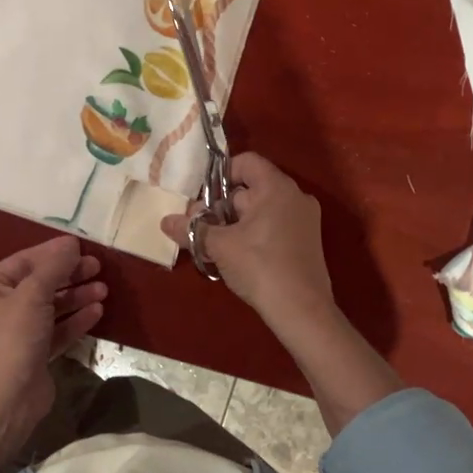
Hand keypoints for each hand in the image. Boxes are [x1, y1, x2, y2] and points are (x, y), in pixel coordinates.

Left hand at [0, 235, 106, 434]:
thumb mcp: (34, 293)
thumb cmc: (15, 336)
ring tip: (104, 290)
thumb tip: (71, 243)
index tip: (81, 247)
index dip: (53, 253)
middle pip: (40, 284)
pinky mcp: (35, 353)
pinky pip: (58, 329)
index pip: (24, 261)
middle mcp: (1, 308)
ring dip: (77, 297)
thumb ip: (54, 266)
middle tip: (97, 267)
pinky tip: (97, 311)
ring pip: (52, 307)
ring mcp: (18, 332)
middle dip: (69, 275)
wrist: (11, 394)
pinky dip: (76, 320)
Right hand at [161, 153, 331, 332]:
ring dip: (235, 224)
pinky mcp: (306, 242)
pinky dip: (254, 235)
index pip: (246, 162)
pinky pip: (274, 226)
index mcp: (277, 187)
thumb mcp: (219, 246)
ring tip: (215, 247)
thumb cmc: (260, 267)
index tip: (202, 198)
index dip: (220, 174)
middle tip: (202, 228)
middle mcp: (295, 196)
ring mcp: (304, 220)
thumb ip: (191, 229)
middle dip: (222, 206)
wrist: (301, 310)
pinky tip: (238, 258)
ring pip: (261, 210)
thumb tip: (166, 221)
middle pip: (251, 188)